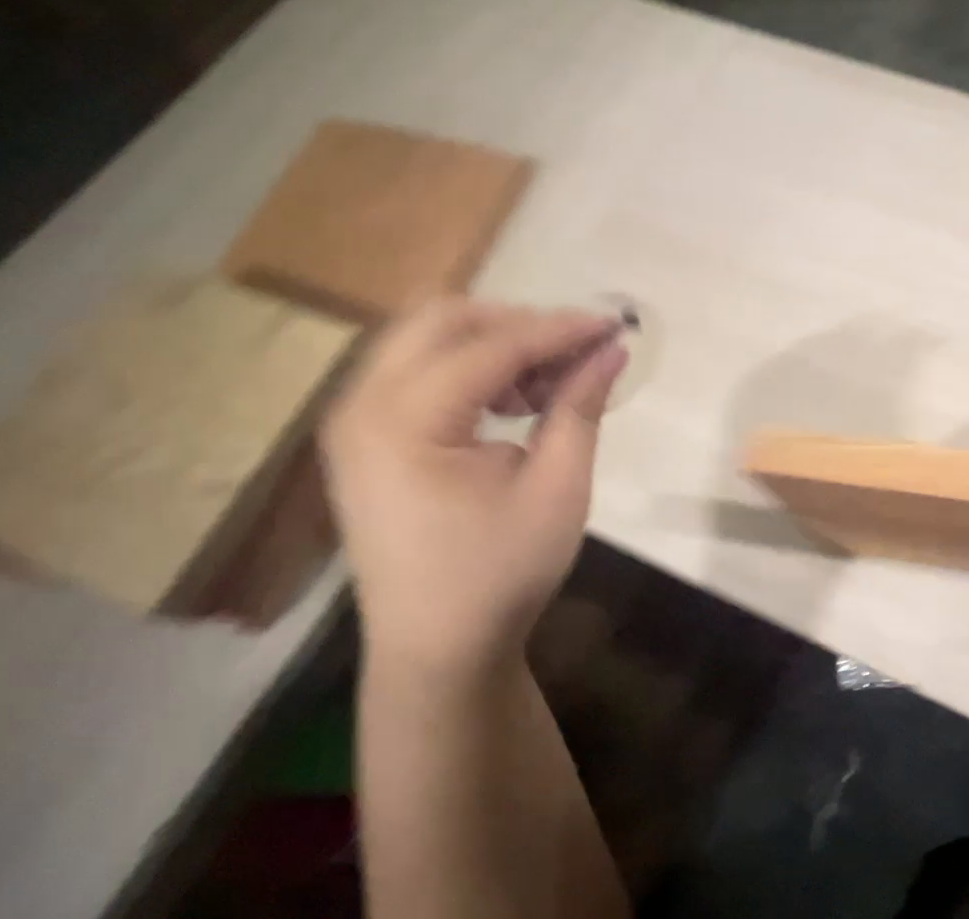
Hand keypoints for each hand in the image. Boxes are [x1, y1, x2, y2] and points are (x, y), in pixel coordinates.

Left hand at [322, 299, 628, 671]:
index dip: (559, 329)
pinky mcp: (363, 439)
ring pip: (424, 340)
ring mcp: (353, 421)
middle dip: (519, 322)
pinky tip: (510, 403)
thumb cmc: (501, 572)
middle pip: (441, 320)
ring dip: (492, 343)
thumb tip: (612, 350)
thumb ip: (580, 408)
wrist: (438, 648)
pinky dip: (467, 369)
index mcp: (402, 421)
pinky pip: (414, 373)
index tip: (615, 325)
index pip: (491, 346)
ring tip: (548, 383)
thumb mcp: (558, 488)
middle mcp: (361, 406)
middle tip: (577, 349)